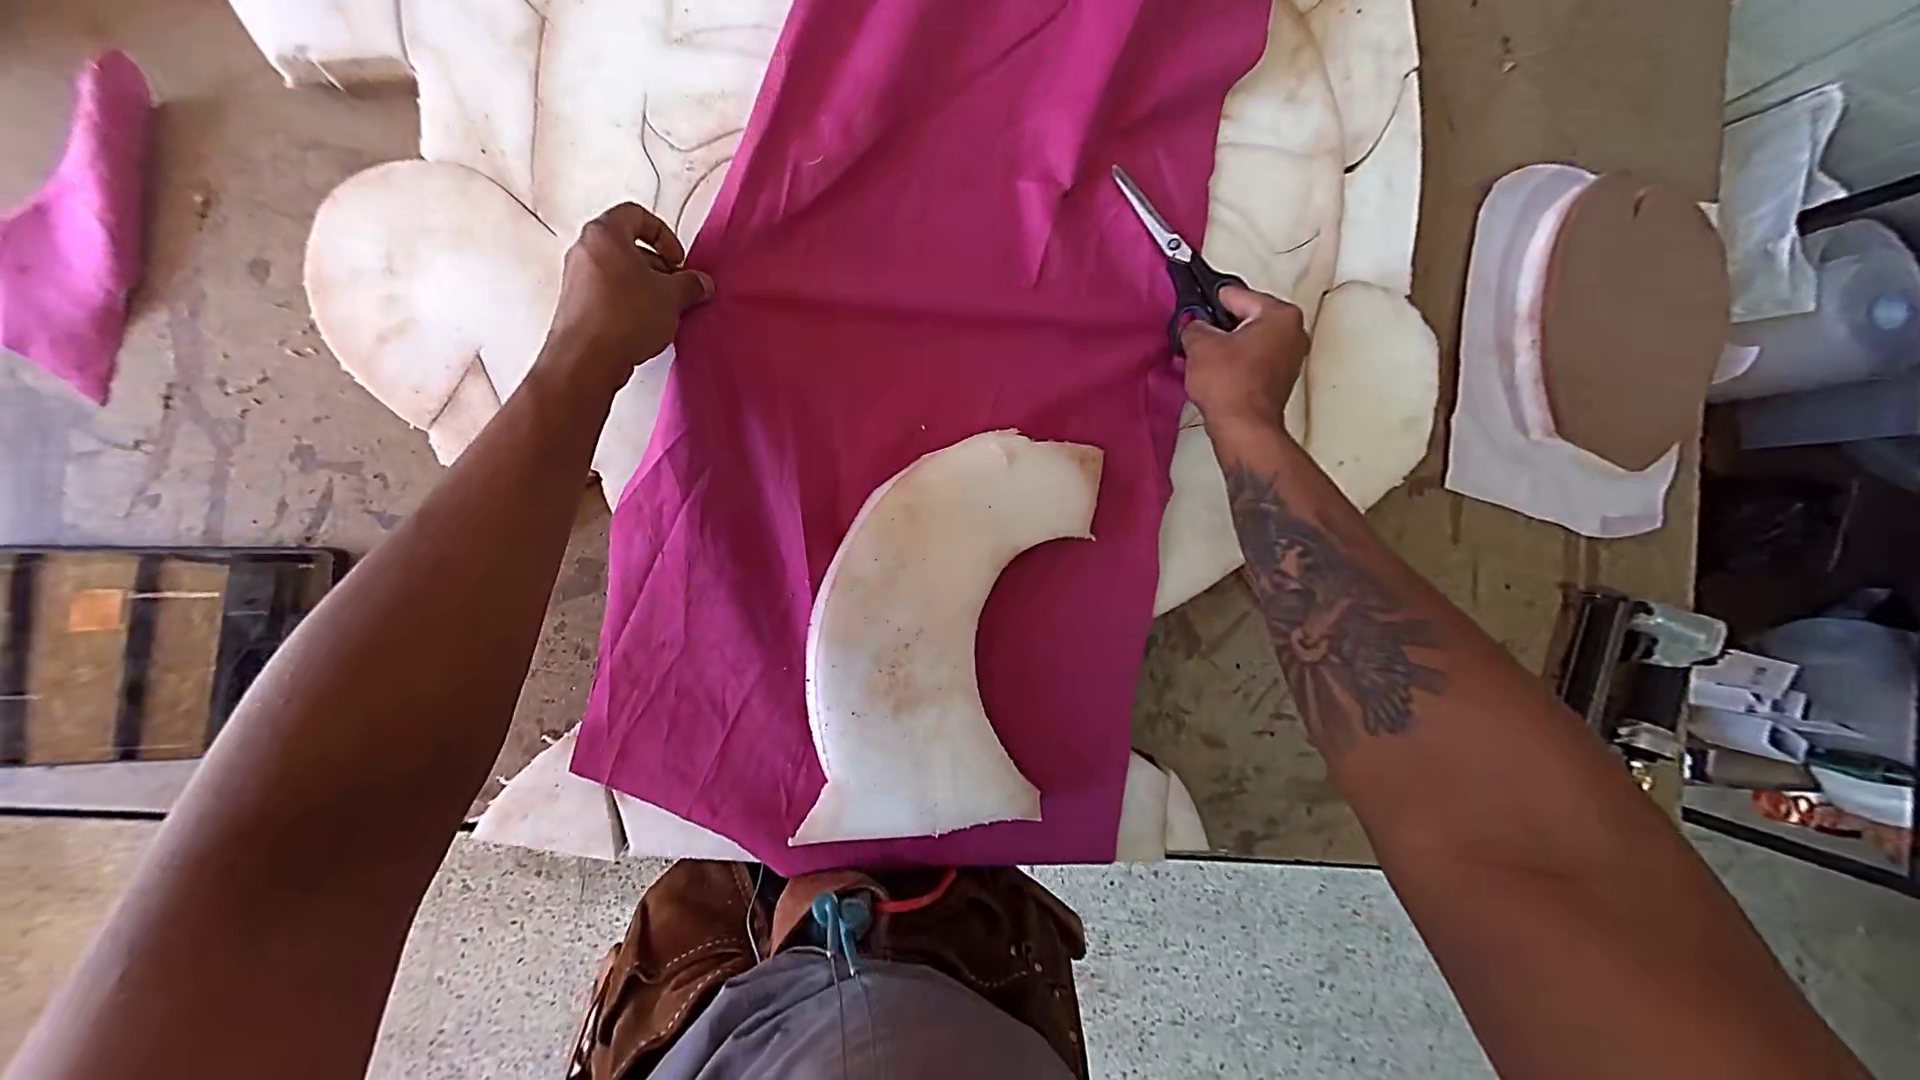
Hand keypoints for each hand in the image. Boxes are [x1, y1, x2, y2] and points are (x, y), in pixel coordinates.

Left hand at [540, 203, 713, 390]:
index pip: (637, 215)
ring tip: (664, 309)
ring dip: (645, 285)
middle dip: (657, 264)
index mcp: (605, 233)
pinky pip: (609, 292)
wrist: (589, 356)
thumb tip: (700, 283)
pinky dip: (630, 301)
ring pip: (618, 270)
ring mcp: (577, 276)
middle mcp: (585, 249)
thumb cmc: (624, 316)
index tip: (678, 260)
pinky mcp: (578, 303)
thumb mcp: (671, 296)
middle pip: (627, 244)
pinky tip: (646, 324)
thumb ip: (690, 284)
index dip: (665, 236)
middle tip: (676, 285)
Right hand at [1179, 285, 1308, 430]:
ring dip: (1227, 346)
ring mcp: (1290, 358)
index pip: (1238, 295)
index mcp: (1280, 314)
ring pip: (1250, 341)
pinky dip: (1236, 363)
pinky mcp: (1281, 380)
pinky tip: (1216, 372)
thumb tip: (1194, 325)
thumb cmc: (1228, 383)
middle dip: (1221, 326)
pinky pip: (1254, 361)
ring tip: (1202, 355)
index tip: (1193, 305)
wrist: (1243, 428)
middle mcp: (1294, 332)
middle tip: (1195, 333)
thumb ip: (1194, 326)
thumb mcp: (1200, 345)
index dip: (1209, 301)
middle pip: (1247, 318)